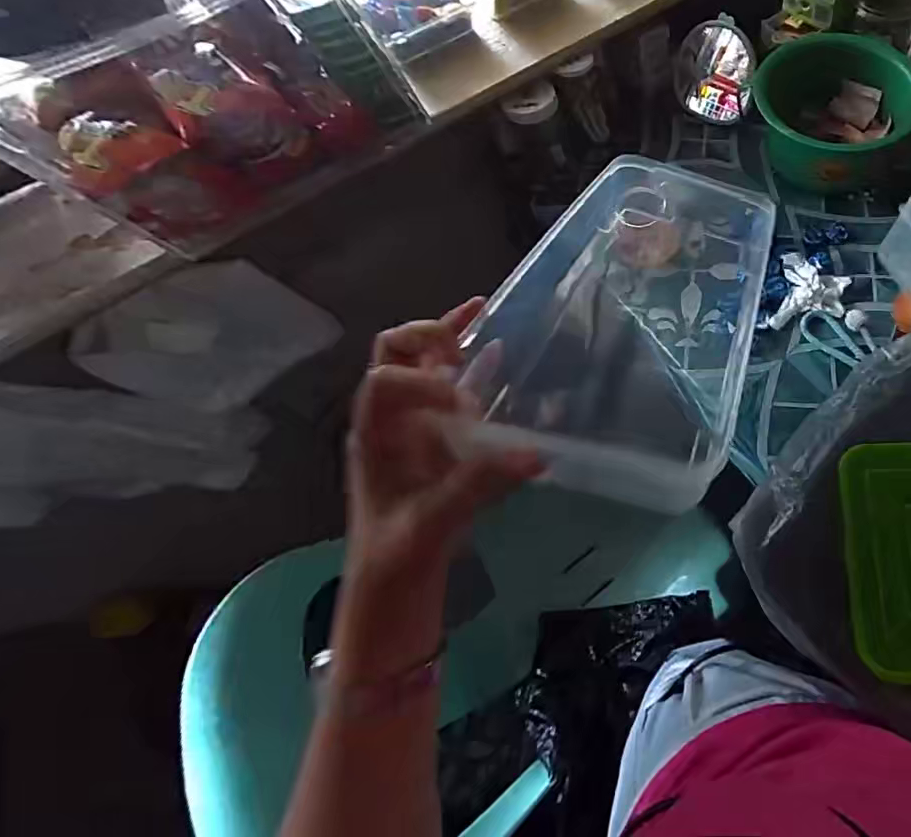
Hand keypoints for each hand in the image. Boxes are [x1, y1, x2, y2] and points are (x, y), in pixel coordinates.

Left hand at [345, 298, 540, 575]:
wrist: (391, 599)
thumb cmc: (394, 563)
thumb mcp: (430, 526)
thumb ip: (476, 486)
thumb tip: (535, 453)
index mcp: (374, 434)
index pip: (385, 378)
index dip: (422, 379)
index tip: (460, 404)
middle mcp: (391, 421)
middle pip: (394, 354)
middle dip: (427, 335)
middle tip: (465, 334)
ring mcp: (414, 429)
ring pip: (423, 366)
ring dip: (450, 339)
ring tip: (483, 312)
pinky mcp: (438, 442)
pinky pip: (453, 392)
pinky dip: (473, 368)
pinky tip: (498, 351)